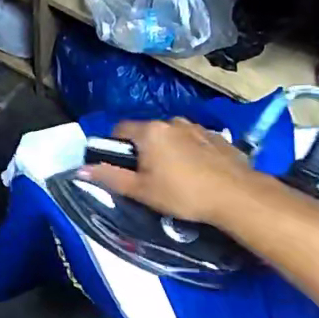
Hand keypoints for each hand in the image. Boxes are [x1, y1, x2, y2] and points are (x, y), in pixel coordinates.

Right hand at [82, 118, 263, 226]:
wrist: (236, 196)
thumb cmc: (183, 194)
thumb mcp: (142, 191)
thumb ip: (110, 177)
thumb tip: (81, 170)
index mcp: (150, 131)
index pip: (120, 129)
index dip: (115, 147)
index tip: (120, 167)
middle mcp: (173, 121)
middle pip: (147, 132)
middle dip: (143, 150)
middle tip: (147, 178)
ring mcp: (198, 127)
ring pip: (172, 136)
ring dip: (168, 150)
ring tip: (175, 177)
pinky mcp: (218, 137)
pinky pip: (194, 141)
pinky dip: (190, 152)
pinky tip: (197, 174)